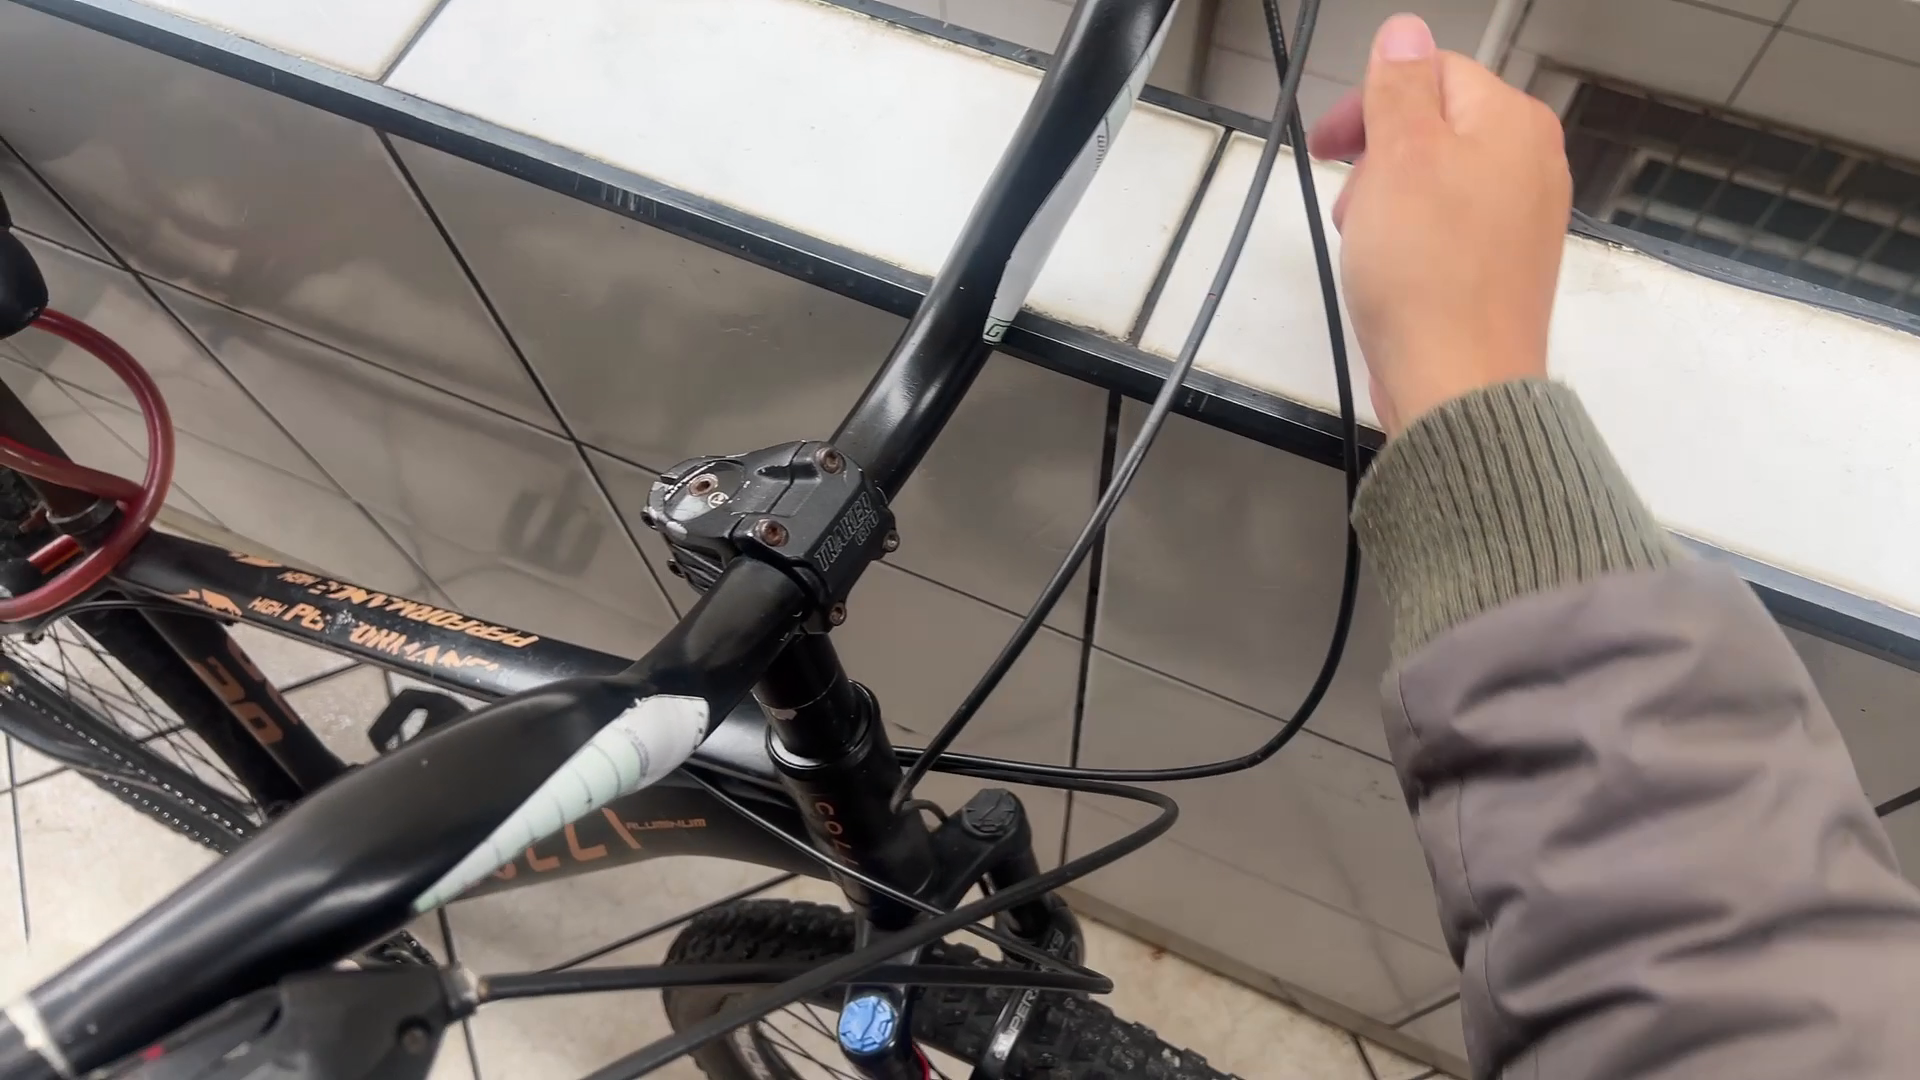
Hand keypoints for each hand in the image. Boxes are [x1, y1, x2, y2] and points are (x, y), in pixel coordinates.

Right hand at [1308, 14, 1570, 435]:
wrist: (1456, 379)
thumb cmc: (1424, 273)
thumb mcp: (1399, 163)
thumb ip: (1399, 90)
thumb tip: (1403, 32)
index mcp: (1510, 123)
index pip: (1432, 75)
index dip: (1368, 104)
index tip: (1323, 150)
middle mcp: (1529, 163)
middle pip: (1436, 129)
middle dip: (1378, 159)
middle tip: (1348, 207)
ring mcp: (1520, 220)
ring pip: (1437, 182)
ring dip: (1388, 202)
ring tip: (1365, 245)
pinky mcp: (1499, 269)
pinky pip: (1446, 230)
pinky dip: (1409, 239)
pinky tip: (1390, 272)